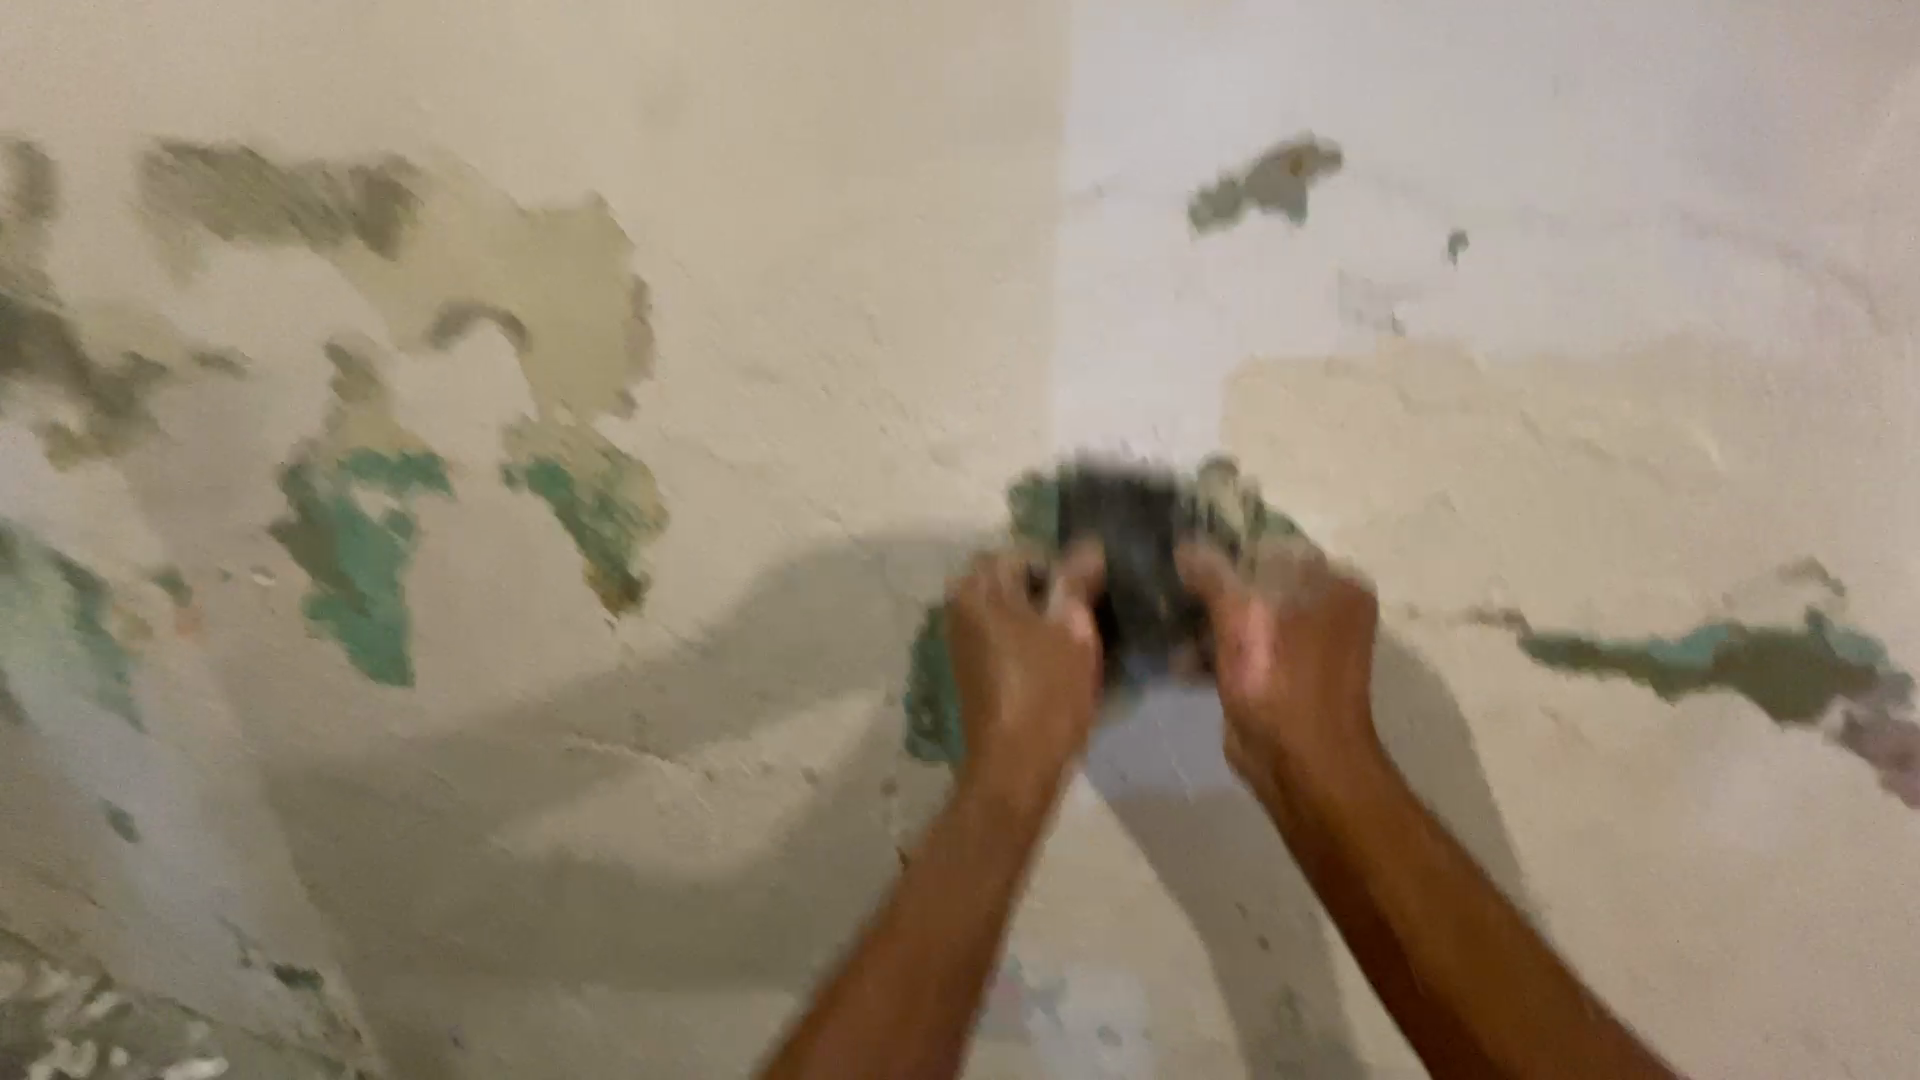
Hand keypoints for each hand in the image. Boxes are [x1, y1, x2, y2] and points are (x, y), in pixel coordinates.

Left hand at [944, 543, 1106, 799]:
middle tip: (1082, 614)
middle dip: (1046, 590)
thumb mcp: (1073, 630)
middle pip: (1009, 580)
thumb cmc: (1047, 693)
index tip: (1087, 593)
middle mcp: (960, 609)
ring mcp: (961, 641)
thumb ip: (1076, 582)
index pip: (1021, 555)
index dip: (1059, 568)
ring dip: (1037, 614)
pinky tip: (1054, 659)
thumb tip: (1089, 546)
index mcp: (978, 592)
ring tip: (1073, 637)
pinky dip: (1025, 637)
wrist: (1015, 766)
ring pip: (1006, 609)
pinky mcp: (970, 668)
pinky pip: (1000, 635)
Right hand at [1177, 537, 1380, 782]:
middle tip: (1166, 577)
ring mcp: (1300, 643)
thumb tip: (1185, 546)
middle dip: (1209, 582)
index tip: (1181, 545)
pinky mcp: (1276, 674)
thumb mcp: (1242, 615)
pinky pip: (1238, 647)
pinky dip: (1210, 648)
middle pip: (1254, 578)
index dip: (1224, 542)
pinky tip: (1175, 652)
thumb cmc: (1279, 680)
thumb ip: (1213, 574)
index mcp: (1331, 583)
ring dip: (1204, 616)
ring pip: (1242, 614)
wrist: (1300, 763)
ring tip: (1162, 612)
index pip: (1270, 542)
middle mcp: (1322, 607)